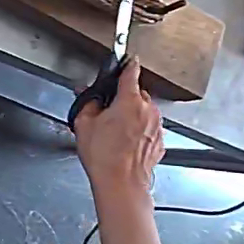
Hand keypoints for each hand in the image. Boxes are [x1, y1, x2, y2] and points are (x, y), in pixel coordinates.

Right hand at [72, 59, 163, 200]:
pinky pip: (148, 128)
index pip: (131, 72)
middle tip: (107, 112)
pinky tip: (124, 143)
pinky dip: (139, 131)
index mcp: (129, 100)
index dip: (127, 64)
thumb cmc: (105, 157)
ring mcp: (156, 127)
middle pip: (136, 93)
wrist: (121, 184)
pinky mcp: (159, 142)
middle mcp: (147, 110)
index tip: (127, 59)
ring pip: (144, 111)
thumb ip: (88, 104)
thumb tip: (91, 98)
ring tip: (114, 132)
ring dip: (132, 116)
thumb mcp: (84, 125)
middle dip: (123, 99)